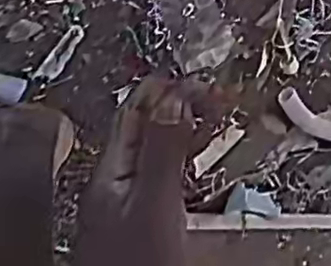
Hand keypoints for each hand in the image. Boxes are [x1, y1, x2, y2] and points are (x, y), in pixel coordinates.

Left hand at [76, 77, 210, 265]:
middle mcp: (116, 181)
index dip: (170, 88)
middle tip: (220, 95)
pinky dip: (188, 151)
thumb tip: (175, 97)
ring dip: (188, 124)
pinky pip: (166, 167)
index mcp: (110, 173)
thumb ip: (164, 150)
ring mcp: (128, 199)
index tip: (207, 82)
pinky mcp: (144, 215)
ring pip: (158, 145)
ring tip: (219, 114)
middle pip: (147, 124)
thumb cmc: (136, 265)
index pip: (135, 110)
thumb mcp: (155, 204)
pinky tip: (204, 155)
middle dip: (183, 102)